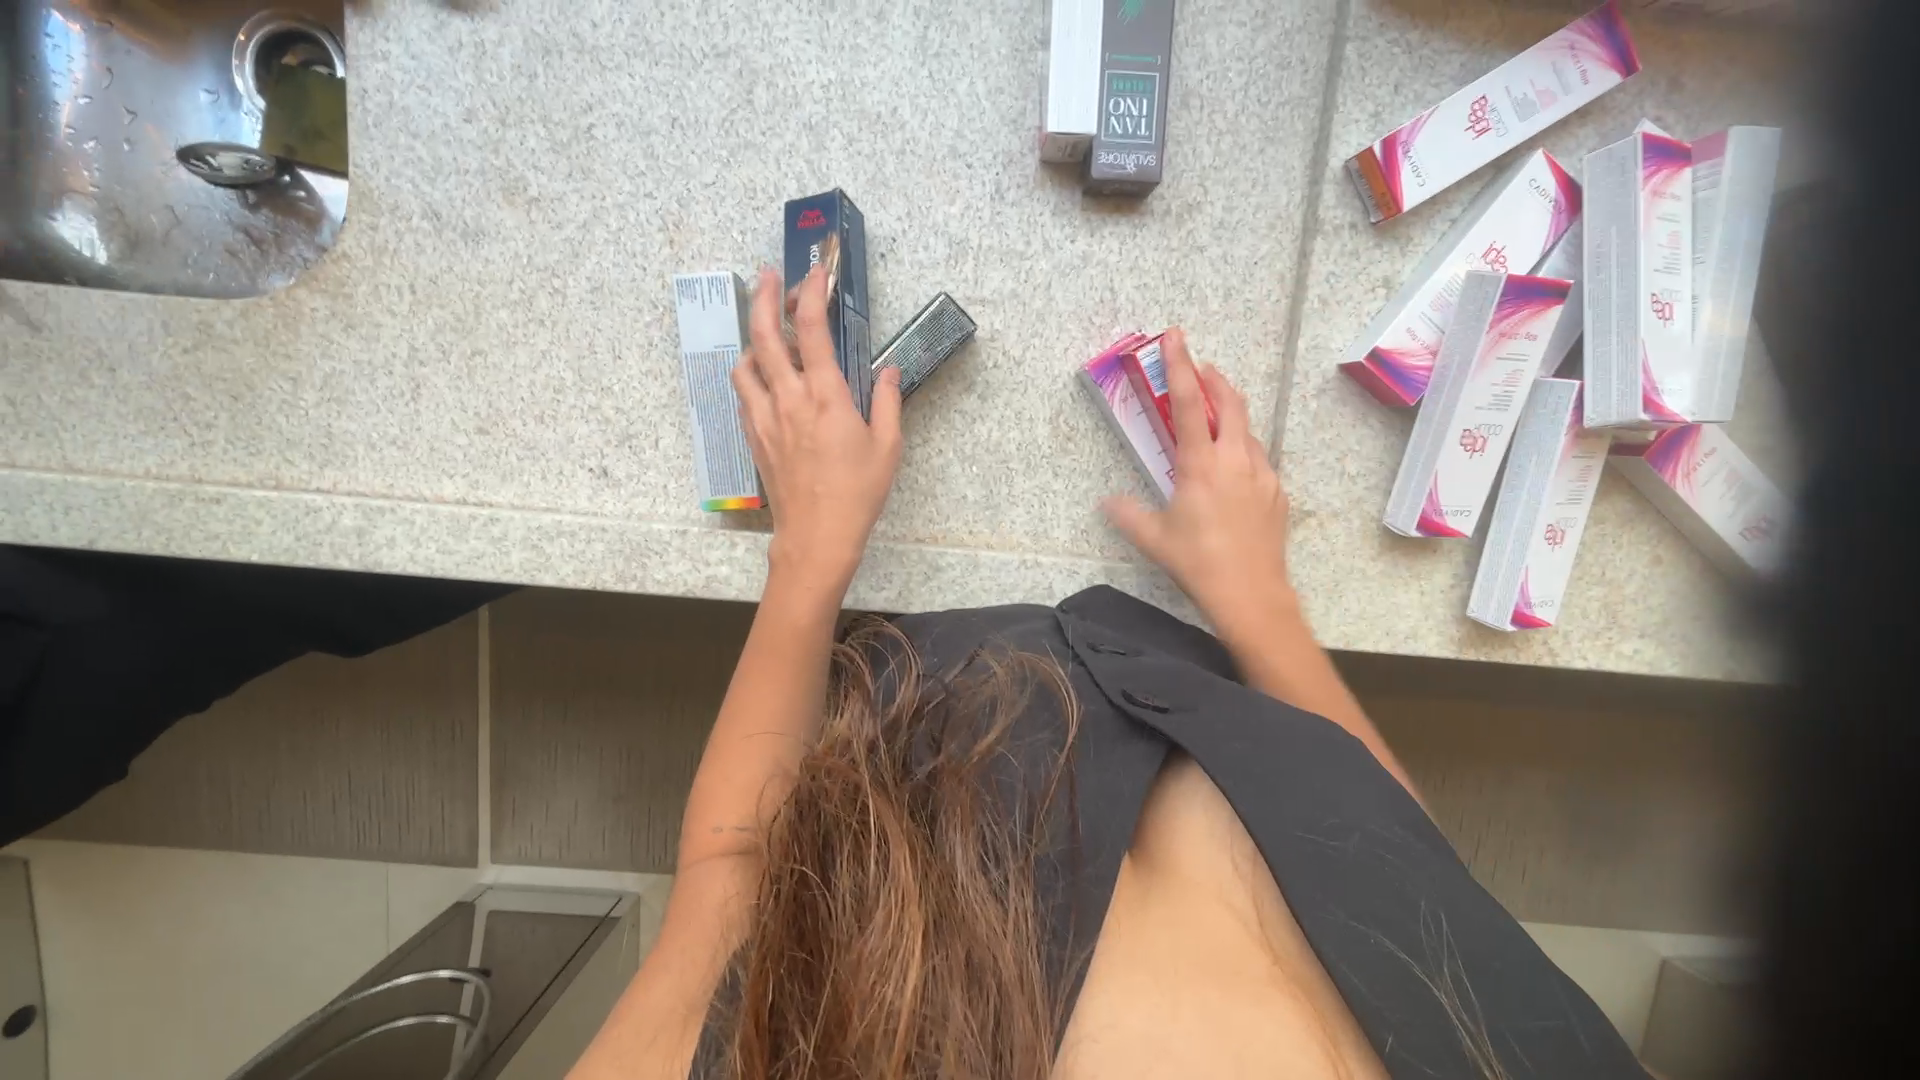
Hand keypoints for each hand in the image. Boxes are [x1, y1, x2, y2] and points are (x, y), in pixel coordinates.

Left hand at [733, 264, 903, 596]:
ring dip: (752, 340)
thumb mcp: (888, 447)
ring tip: (765, 334)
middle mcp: (789, 399)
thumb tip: (888, 371)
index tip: (816, 273)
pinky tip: (763, 378)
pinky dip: (749, 375)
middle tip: (768, 276)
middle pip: (763, 334)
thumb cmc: (857, 493)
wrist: (817, 536)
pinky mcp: (753, 437)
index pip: (810, 328)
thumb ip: (886, 401)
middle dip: (764, 297)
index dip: (810, 292)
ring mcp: (764, 418)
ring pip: (744, 363)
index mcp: (826, 397)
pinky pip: (743, 394)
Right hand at [1102, 328, 1298, 641]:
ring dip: (1229, 414)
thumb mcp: (1153, 538)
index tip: (1175, 336)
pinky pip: (1257, 459)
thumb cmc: (1197, 563)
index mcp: (1200, 465)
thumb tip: (1108, 502)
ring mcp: (1261, 474)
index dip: (1179, 366)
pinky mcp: (1276, 492)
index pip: (1186, 403)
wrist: (1251, 594)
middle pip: (1229, 402)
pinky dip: (1242, 449)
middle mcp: (1235, 460)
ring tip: (1212, 418)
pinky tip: (1231, 469)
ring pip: (1246, 429)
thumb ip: (1127, 514)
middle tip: (1200, 369)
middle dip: (1214, 379)